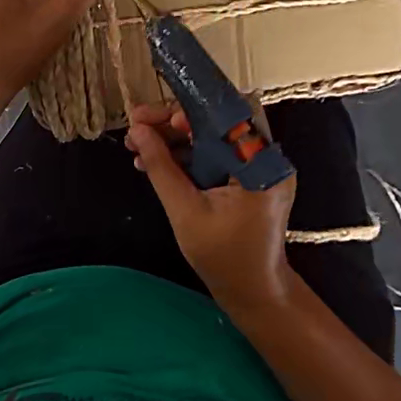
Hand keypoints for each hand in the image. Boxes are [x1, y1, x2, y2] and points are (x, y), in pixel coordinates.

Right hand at [125, 104, 296, 309]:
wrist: (254, 291)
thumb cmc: (223, 257)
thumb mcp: (184, 211)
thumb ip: (161, 168)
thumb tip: (137, 130)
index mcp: (259, 164)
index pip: (227, 113)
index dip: (188, 109)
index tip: (153, 118)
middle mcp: (265, 157)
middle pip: (217, 121)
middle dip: (172, 122)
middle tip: (136, 126)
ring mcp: (257, 167)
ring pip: (211, 136)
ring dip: (174, 138)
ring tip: (136, 144)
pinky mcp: (247, 177)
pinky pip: (215, 154)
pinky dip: (186, 155)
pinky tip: (152, 161)